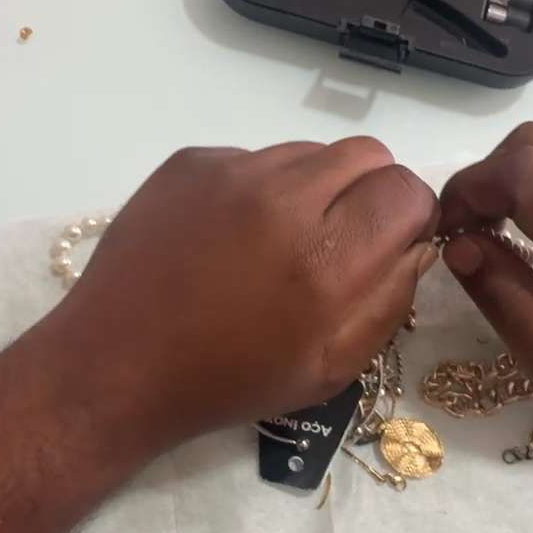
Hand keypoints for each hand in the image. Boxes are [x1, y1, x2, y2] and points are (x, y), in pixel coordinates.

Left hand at [41, 138, 438, 450]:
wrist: (116, 364)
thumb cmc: (230, 380)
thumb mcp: (331, 368)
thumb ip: (390, 300)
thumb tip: (415, 244)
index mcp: (327, 259)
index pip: (407, 190)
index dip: (409, 217)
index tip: (389, 243)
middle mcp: (283, 198)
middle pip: (368, 154)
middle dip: (369, 193)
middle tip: (336, 241)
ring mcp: (231, 170)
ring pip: (310, 152)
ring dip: (313, 188)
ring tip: (273, 242)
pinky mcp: (190, 161)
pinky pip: (253, 157)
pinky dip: (259, 188)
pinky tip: (227, 235)